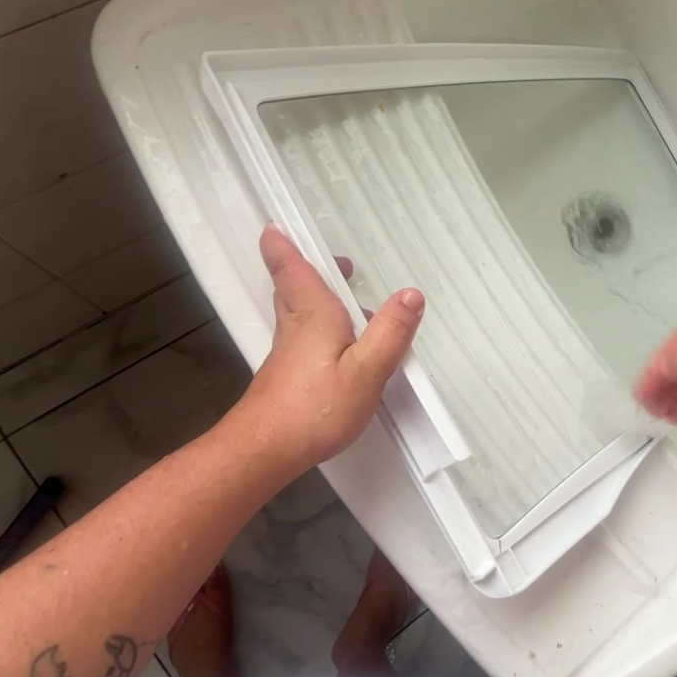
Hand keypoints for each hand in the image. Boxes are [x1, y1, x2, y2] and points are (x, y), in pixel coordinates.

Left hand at [239, 225, 424, 472]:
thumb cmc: (315, 407)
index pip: (291, 268)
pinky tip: (346, 350)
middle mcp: (296, 326)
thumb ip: (390, 332)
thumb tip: (412, 292)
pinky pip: (305, 337)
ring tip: (355, 304)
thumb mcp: (367, 371)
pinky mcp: (288, 375)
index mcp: (313, 314)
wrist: (265, 451)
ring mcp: (288, 352)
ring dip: (320, 298)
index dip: (282, 245)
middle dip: (309, 269)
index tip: (276, 224)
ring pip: (300, 312)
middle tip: (341, 265)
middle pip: (294, 287)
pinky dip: (323, 328)